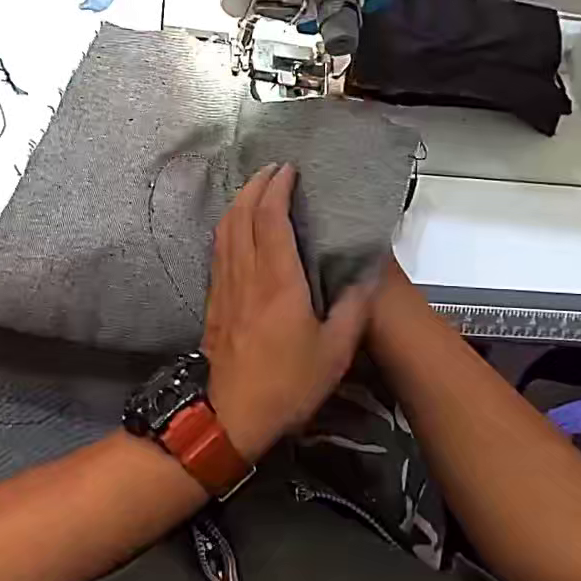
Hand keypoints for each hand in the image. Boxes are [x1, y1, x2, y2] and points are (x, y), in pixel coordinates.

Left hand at [202, 163, 373, 459]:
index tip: (289, 170)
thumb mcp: (334, 352)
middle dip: (256, 185)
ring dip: (239, 200)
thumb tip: (365, 279)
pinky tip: (236, 225)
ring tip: (255, 188)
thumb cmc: (286, 383)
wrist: (230, 410)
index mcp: (277, 279)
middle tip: (272, 169)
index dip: (278, 188)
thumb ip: (352, 311)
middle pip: (243, 213)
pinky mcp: (215, 294)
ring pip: (226, 227)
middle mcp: (247, 271)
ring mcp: (225, 281)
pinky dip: (228, 224)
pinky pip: (219, 246)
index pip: (272, 218)